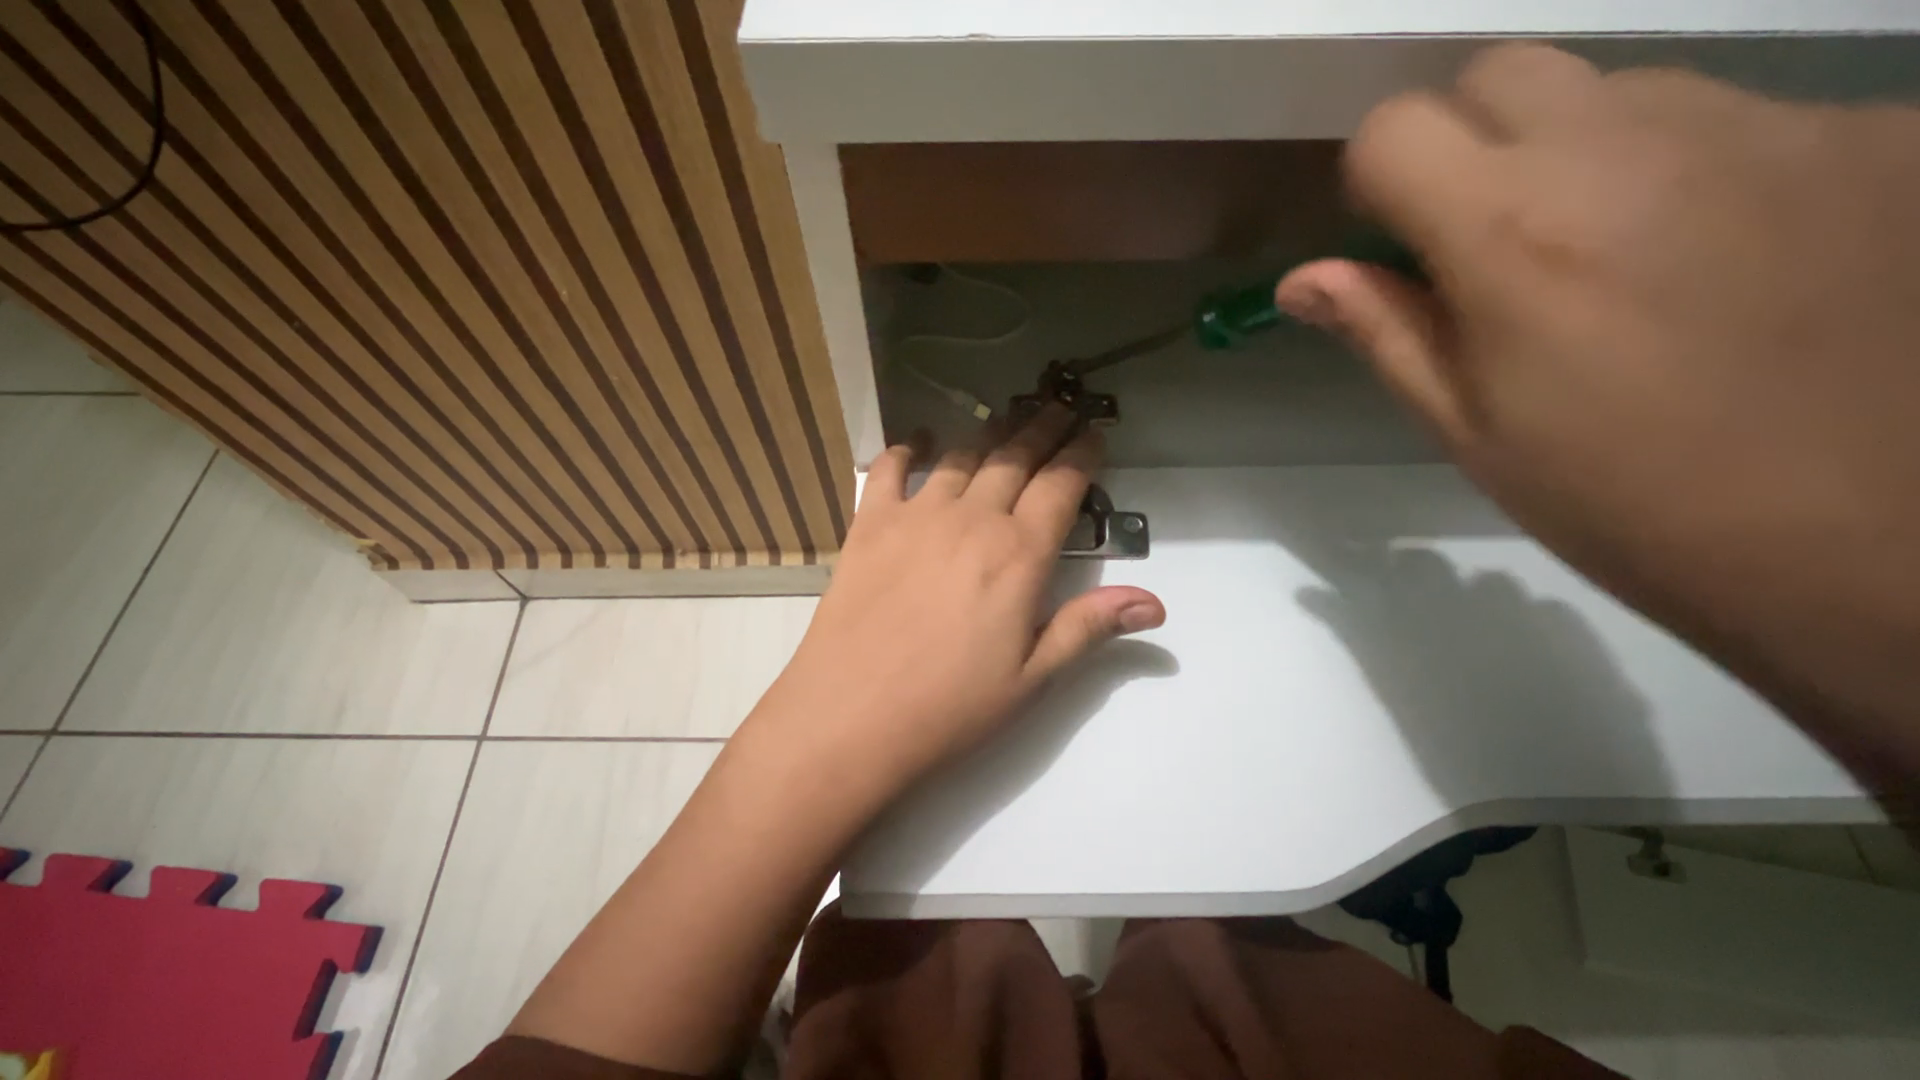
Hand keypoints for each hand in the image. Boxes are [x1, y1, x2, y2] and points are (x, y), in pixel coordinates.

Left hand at [750, 407, 1164, 797]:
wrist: (850, 717)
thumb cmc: (951, 707)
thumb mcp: (1032, 678)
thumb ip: (1089, 627)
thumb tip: (1155, 602)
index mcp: (1019, 554)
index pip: (1061, 485)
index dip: (1082, 453)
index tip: (1095, 432)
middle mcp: (971, 520)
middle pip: (1015, 459)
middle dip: (1042, 429)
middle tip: (1060, 408)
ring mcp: (915, 516)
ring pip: (960, 457)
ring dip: (989, 433)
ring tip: (1006, 419)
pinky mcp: (868, 526)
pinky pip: (889, 469)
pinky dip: (906, 447)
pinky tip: (917, 439)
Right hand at [1275, 45, 1919, 781]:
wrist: (1868, 543)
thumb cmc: (1627, 500)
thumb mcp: (1473, 431)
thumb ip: (1384, 332)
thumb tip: (1303, 278)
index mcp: (1510, 233)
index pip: (1393, 128)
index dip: (1377, 180)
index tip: (1399, 237)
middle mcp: (1627, 148)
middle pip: (1500, 73)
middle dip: (1467, 140)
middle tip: (1494, 235)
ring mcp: (1765, 127)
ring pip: (1622, 89)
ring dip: (1587, 152)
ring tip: (1622, 253)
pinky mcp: (1879, 134)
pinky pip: (1743, 118)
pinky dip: (1703, 170)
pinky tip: (1734, 259)